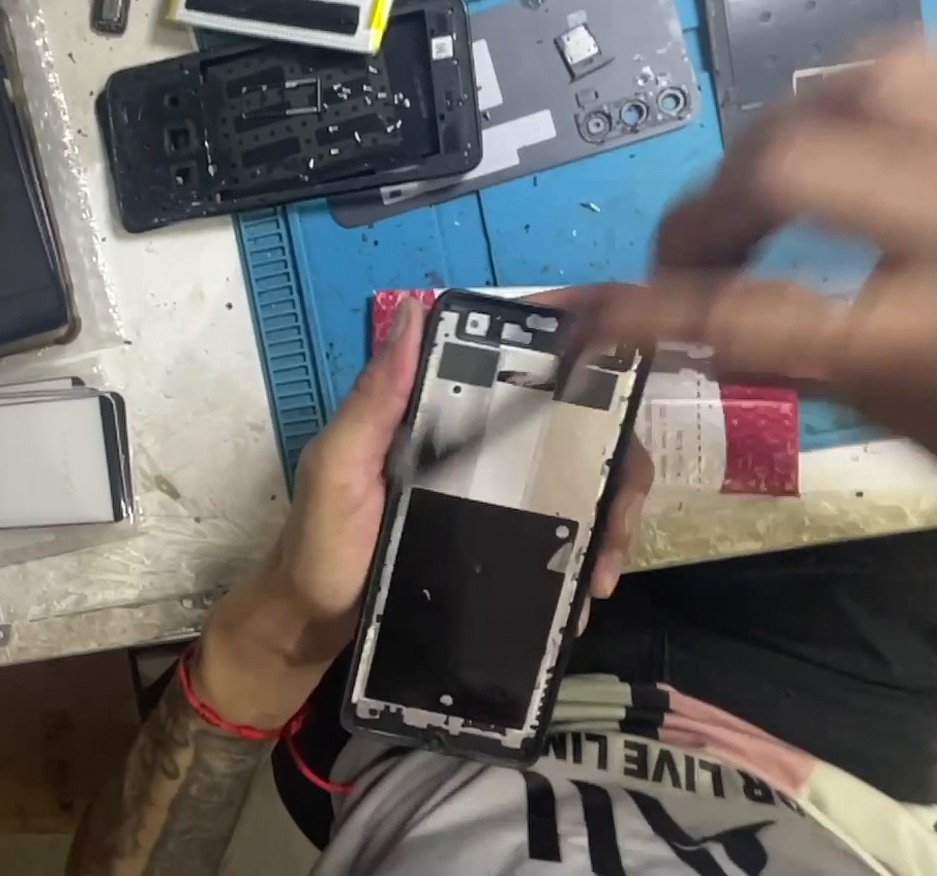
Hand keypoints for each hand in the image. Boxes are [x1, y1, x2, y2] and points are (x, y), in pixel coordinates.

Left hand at [196, 296, 653, 725]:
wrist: (315, 625)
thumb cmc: (321, 542)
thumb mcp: (339, 465)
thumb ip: (373, 398)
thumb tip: (412, 310)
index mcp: (433, 416)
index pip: (509, 368)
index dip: (572, 360)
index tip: (621, 373)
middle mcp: (469, 447)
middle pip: (564, 429)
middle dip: (610, 461)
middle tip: (618, 511)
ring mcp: (487, 496)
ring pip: (572, 482)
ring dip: (606, 515)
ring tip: (604, 569)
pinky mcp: (495, 543)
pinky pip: (555, 534)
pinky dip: (583, 553)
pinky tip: (591, 585)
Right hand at [590, 45, 936, 570]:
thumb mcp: (919, 435)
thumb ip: (796, 367)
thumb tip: (684, 336)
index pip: (755, 309)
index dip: (653, 312)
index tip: (601, 320)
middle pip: (793, 164)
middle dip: (704, 212)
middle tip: (687, 255)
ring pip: (865, 81)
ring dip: (777, 132)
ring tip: (756, 185)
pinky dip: (863, 84)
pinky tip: (836, 128)